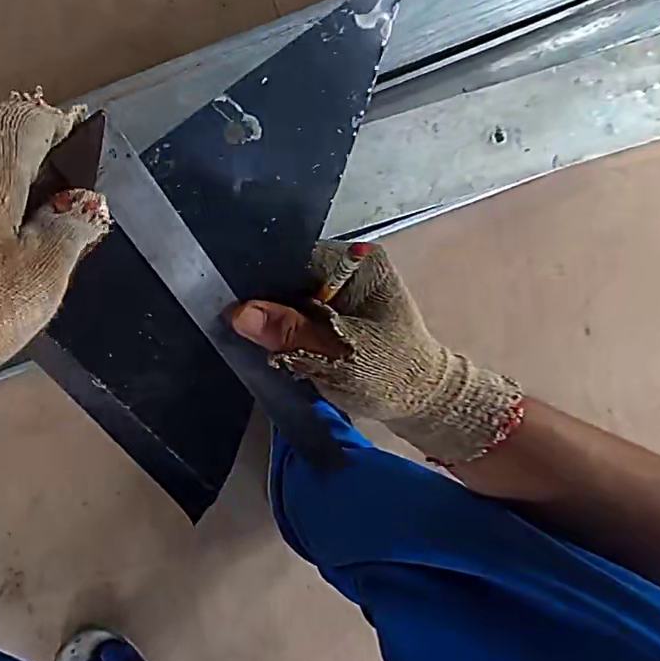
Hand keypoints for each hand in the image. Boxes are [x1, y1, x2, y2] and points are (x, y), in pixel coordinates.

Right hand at [228, 241, 522, 464]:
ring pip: (286, 291)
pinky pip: (294, 305)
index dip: (260, 280)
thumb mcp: (337, 355)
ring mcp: (340, 283)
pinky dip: (283, 324)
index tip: (235, 304)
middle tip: (241, 325)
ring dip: (272, 315)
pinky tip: (275, 339)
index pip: (290, 257)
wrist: (424, 404)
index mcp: (357, 261)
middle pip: (284, 272)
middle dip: (264, 300)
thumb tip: (239, 313)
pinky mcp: (333, 304)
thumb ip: (289, 331)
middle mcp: (347, 262)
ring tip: (257, 335)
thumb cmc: (391, 376)